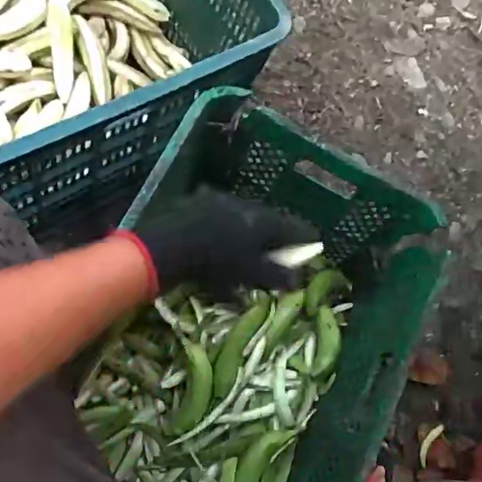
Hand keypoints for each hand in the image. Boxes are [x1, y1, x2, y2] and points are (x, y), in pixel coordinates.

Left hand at [120, 188, 316, 298]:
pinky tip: (217, 245)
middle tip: (278, 250)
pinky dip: (224, 231)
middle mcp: (246, 205)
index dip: (305, 238)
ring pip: (242, 219)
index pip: (294, 227)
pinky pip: (219, 219)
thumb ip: (277, 275)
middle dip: (274, 237)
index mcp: (265, 220)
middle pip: (268, 221)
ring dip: (248, 233)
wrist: (169, 245)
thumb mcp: (251, 273)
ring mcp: (219, 201)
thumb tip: (298, 279)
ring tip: (246, 249)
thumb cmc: (217, 262)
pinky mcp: (196, 204)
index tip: (312, 245)